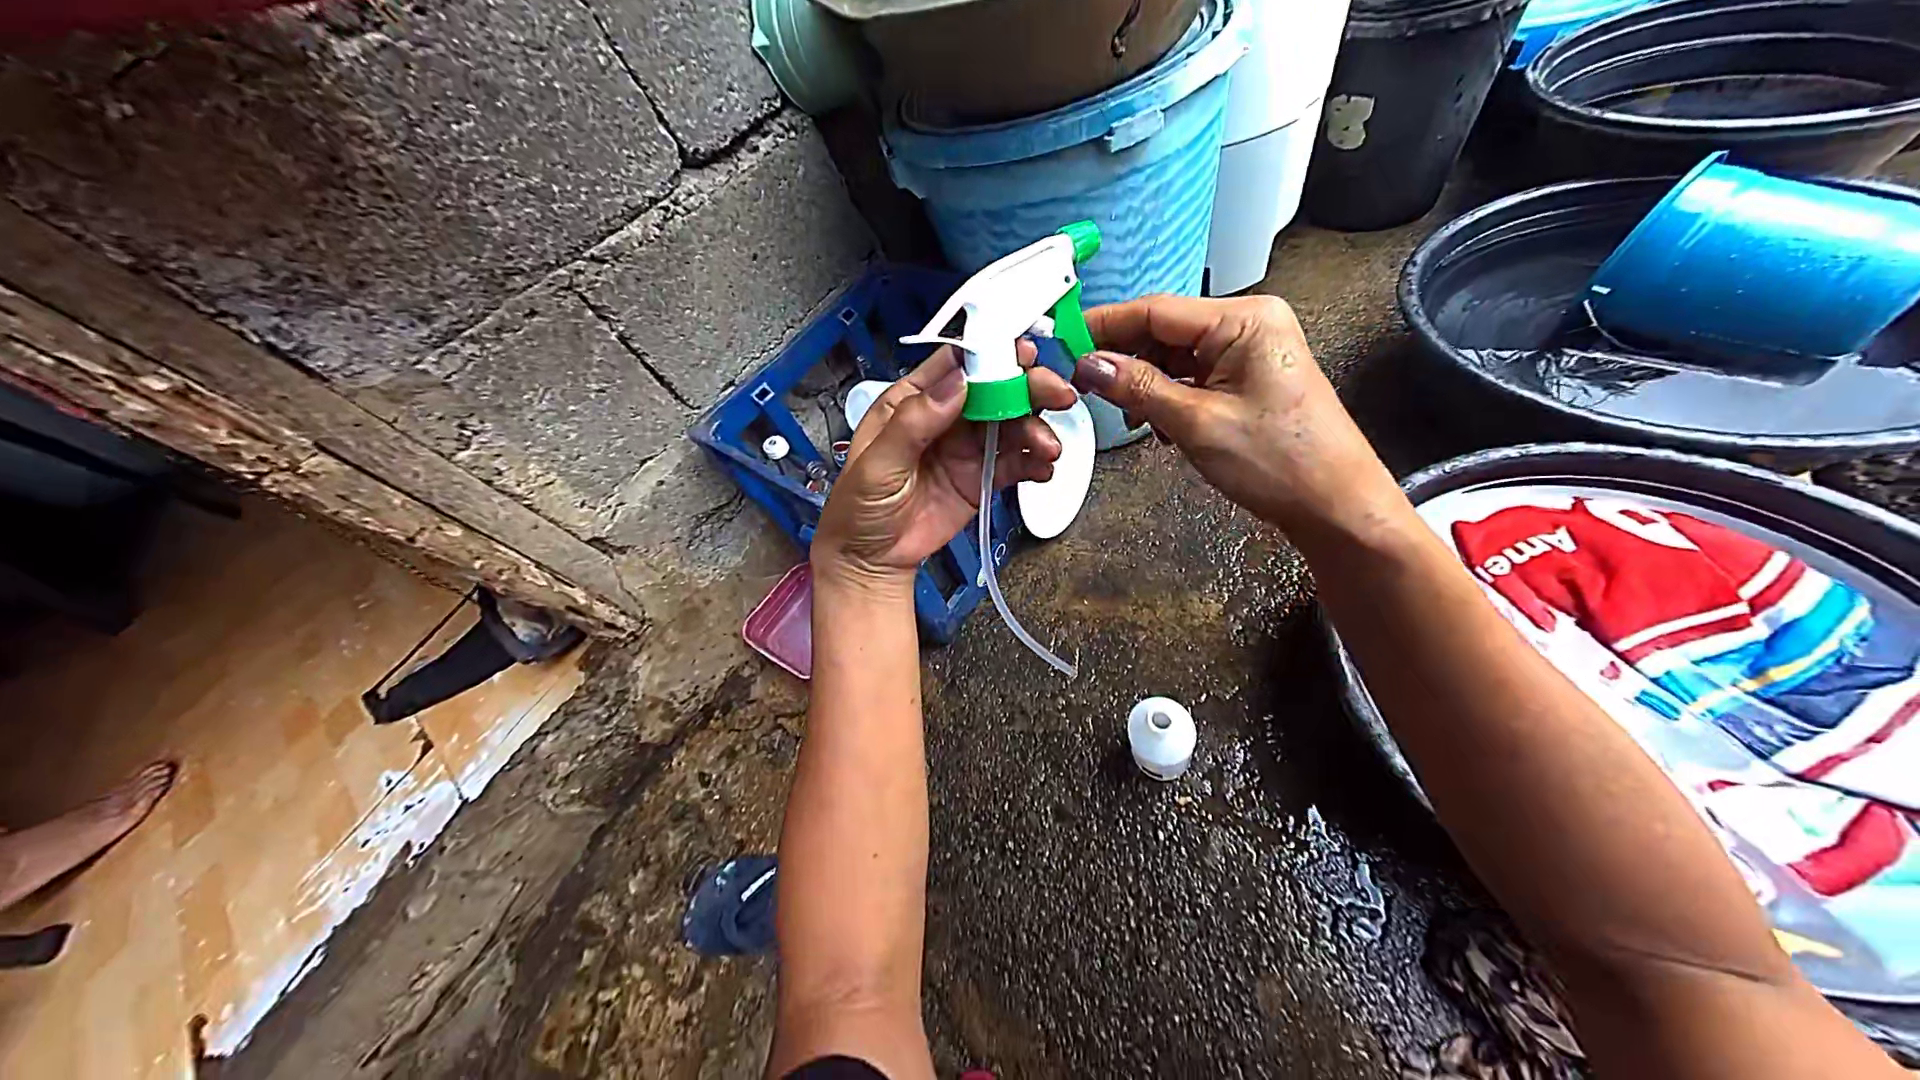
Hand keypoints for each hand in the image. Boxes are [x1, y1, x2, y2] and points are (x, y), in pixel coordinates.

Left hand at [812, 343, 1077, 591]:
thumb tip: (956, 383)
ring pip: (1011, 425)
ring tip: (1048, 448)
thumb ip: (914, 422)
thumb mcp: (877, 463)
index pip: (956, 366)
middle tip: (1056, 394)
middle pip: (995, 390)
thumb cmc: (859, 507)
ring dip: (1035, 430)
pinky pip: (1014, 463)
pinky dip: (1034, 463)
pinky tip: (1043, 468)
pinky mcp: (981, 478)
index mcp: (913, 401)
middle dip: (1028, 388)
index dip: (992, 355)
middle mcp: (945, 419)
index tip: (1022, 355)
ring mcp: (966, 448)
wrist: (871, 560)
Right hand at [1075, 294, 1404, 546]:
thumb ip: (1138, 388)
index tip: (1065, 340)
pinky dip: (1166, 396)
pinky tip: (1157, 423)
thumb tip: (1090, 364)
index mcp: (1245, 320)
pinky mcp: (1245, 379)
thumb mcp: (1196, 423)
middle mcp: (1249, 325)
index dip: (1104, 325)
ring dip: (1144, 384)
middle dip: (1124, 360)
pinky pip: (1191, 375)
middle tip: (1086, 387)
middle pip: (1163, 331)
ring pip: (1173, 356)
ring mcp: (1249, 352)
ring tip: (1131, 417)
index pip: (1155, 310)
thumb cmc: (1282, 462)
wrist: (1334, 505)